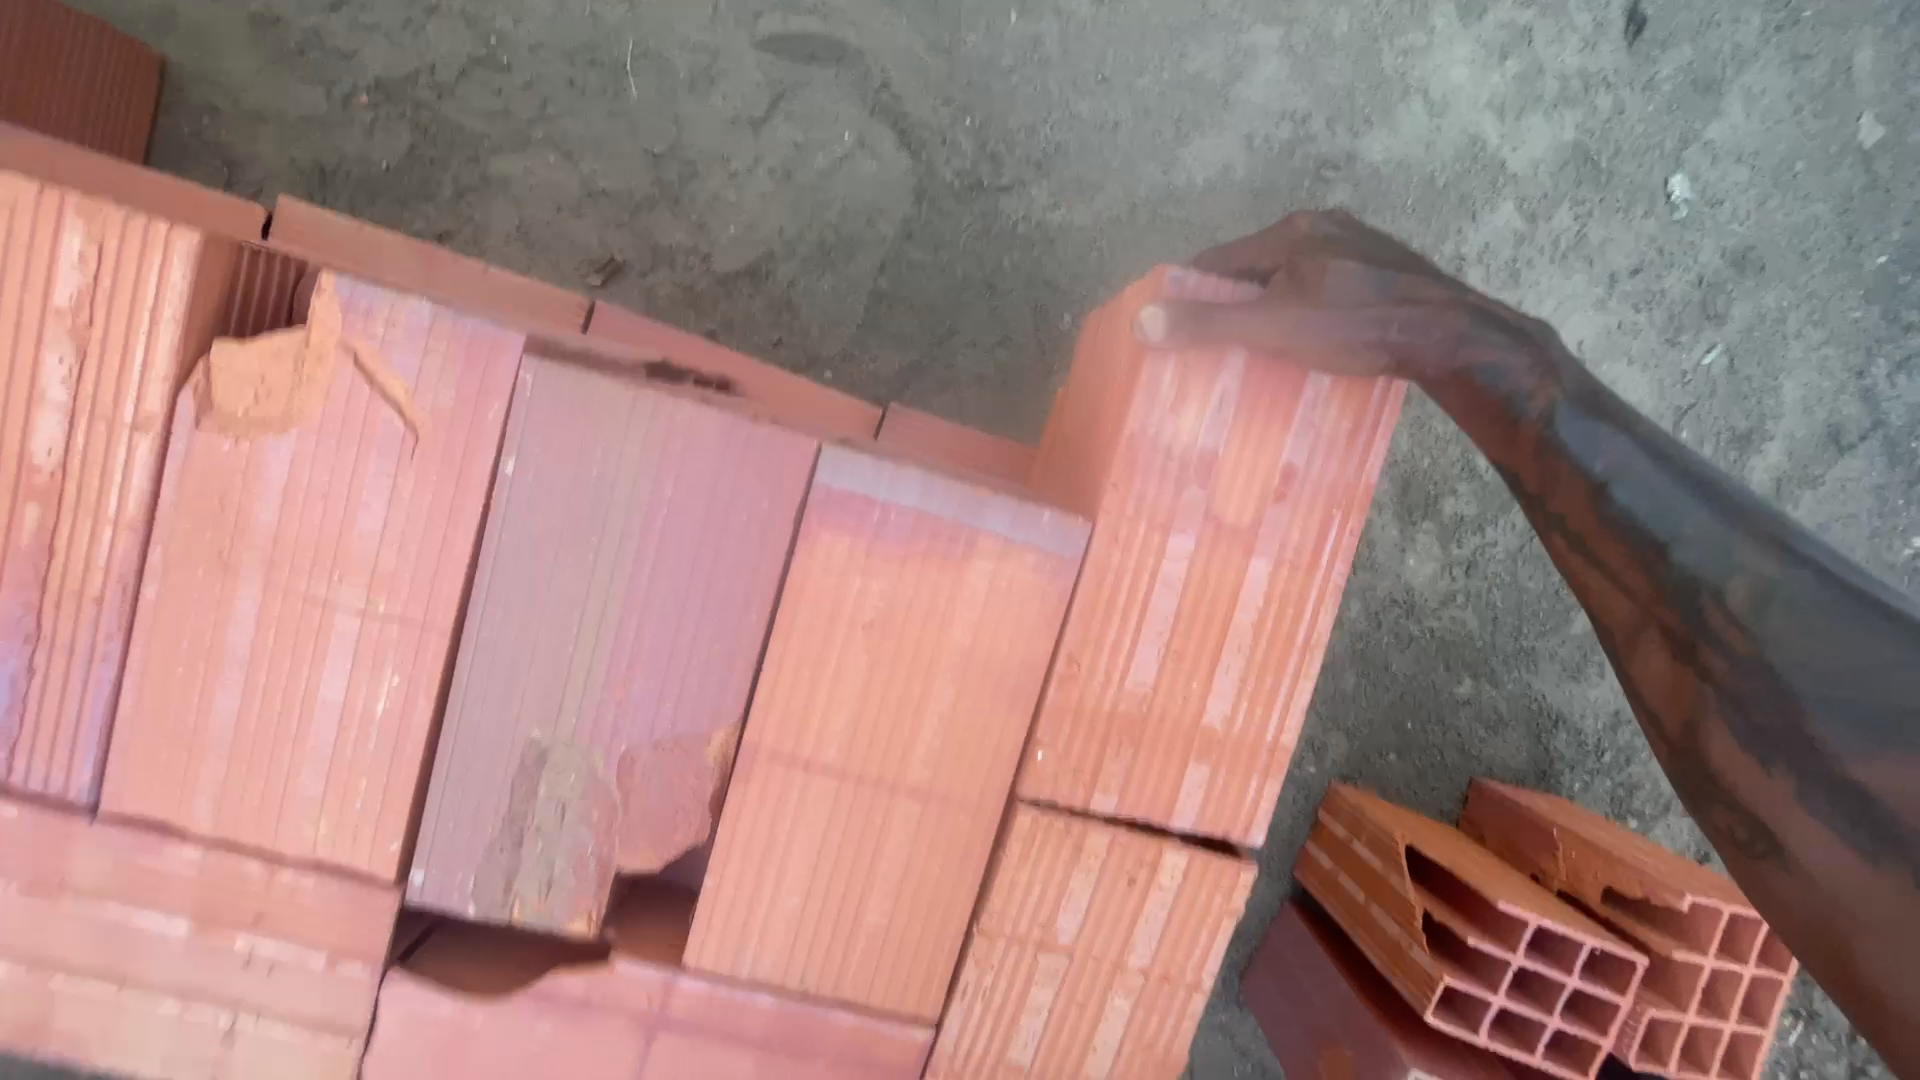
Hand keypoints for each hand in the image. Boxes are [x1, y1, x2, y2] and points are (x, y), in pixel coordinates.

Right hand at [1134, 210, 1559, 382]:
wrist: (1450, 335)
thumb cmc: (1355, 326)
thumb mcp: (1271, 328)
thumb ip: (1207, 325)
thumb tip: (1140, 321)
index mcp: (1291, 231)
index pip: (1218, 260)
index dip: (1190, 294)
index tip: (1173, 328)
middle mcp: (1322, 227)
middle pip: (1252, 268)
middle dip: (1227, 303)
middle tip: (1211, 345)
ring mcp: (1356, 246)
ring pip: (1287, 278)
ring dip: (1264, 307)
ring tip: (1253, 347)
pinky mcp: (1379, 270)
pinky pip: (1319, 287)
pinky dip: (1299, 309)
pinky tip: (1303, 338)